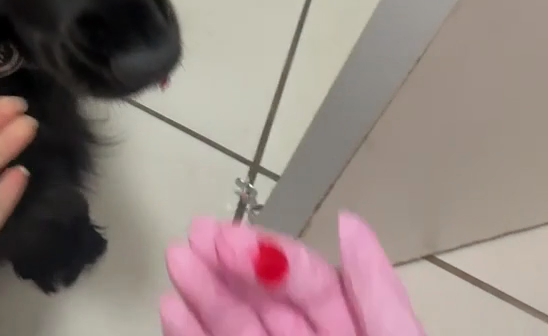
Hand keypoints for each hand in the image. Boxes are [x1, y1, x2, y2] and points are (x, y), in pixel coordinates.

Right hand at [160, 214, 424, 335]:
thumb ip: (377, 296)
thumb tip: (351, 224)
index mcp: (359, 334)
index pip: (314, 285)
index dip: (277, 258)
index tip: (237, 240)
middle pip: (268, 300)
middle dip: (230, 262)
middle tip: (197, 232)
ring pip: (237, 325)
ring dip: (205, 290)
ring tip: (177, 258)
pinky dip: (191, 334)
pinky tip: (170, 308)